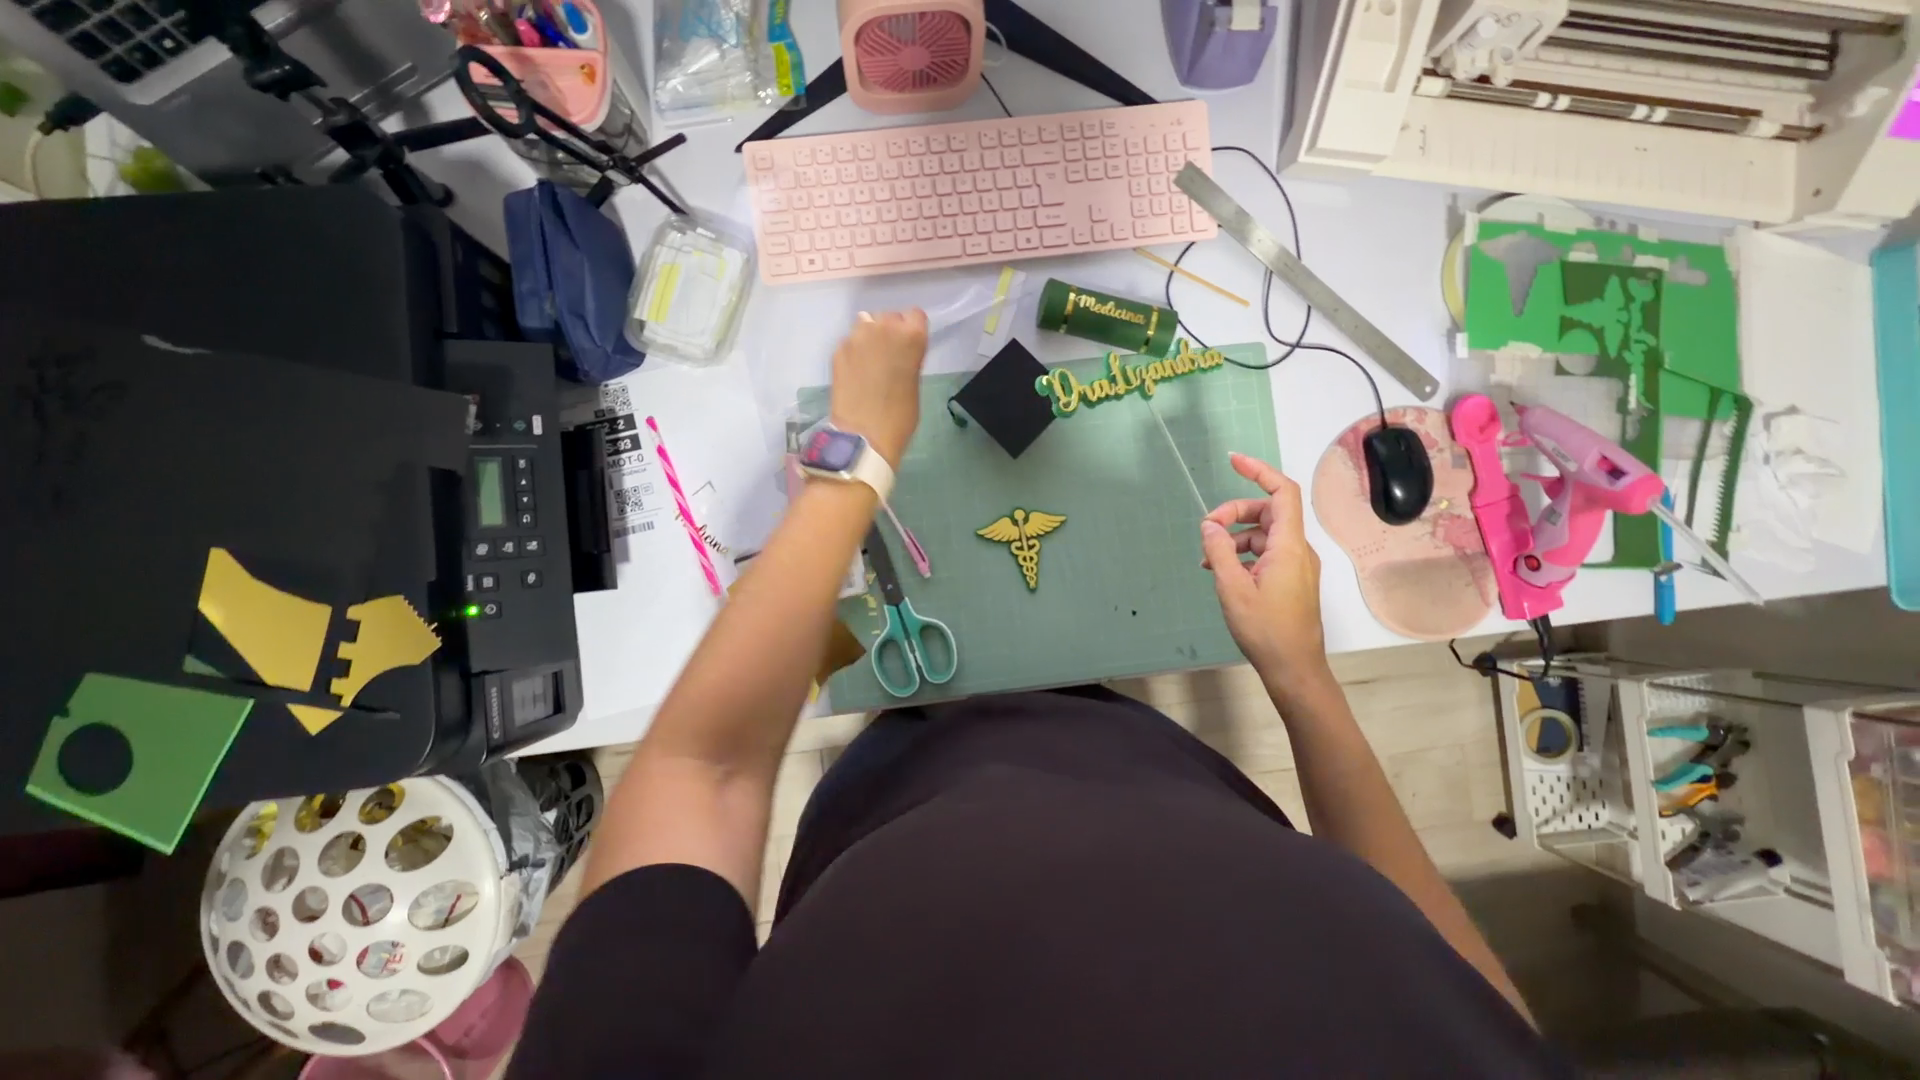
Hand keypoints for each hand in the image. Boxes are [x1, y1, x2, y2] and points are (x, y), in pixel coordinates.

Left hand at [830, 309, 928, 466]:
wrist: (864, 434)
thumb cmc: (900, 416)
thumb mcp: (914, 382)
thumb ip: (908, 357)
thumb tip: (899, 352)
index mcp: (911, 336)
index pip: (915, 315)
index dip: (912, 329)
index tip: (909, 346)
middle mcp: (884, 327)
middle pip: (889, 316)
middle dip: (889, 331)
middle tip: (888, 356)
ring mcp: (857, 337)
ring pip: (866, 324)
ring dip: (869, 337)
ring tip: (869, 362)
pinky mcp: (838, 349)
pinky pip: (850, 342)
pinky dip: (853, 352)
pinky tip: (854, 372)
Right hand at [1200, 453, 1329, 692]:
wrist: (1294, 668)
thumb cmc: (1265, 629)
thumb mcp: (1232, 588)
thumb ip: (1219, 552)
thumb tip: (1209, 526)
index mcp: (1289, 546)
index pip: (1282, 492)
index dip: (1259, 471)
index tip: (1233, 461)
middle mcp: (1298, 550)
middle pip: (1267, 512)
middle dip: (1234, 513)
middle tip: (1205, 531)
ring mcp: (1297, 566)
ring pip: (1264, 535)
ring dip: (1235, 538)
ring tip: (1207, 560)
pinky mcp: (1293, 581)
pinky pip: (1267, 554)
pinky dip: (1243, 555)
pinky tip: (1222, 572)